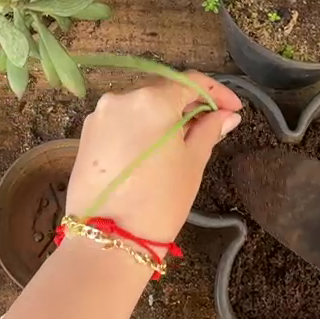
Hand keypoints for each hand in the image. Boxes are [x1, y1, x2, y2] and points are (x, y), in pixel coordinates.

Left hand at [64, 73, 241, 242]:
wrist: (109, 236)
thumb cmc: (159, 200)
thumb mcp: (192, 163)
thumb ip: (208, 130)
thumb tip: (225, 115)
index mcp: (152, 100)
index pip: (191, 81)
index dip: (216, 92)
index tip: (232, 109)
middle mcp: (122, 98)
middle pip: (163, 90)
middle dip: (189, 104)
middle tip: (212, 125)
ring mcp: (100, 115)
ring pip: (140, 106)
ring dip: (163, 116)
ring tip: (182, 141)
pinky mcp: (87, 134)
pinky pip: (121, 121)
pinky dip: (140, 128)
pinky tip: (153, 149)